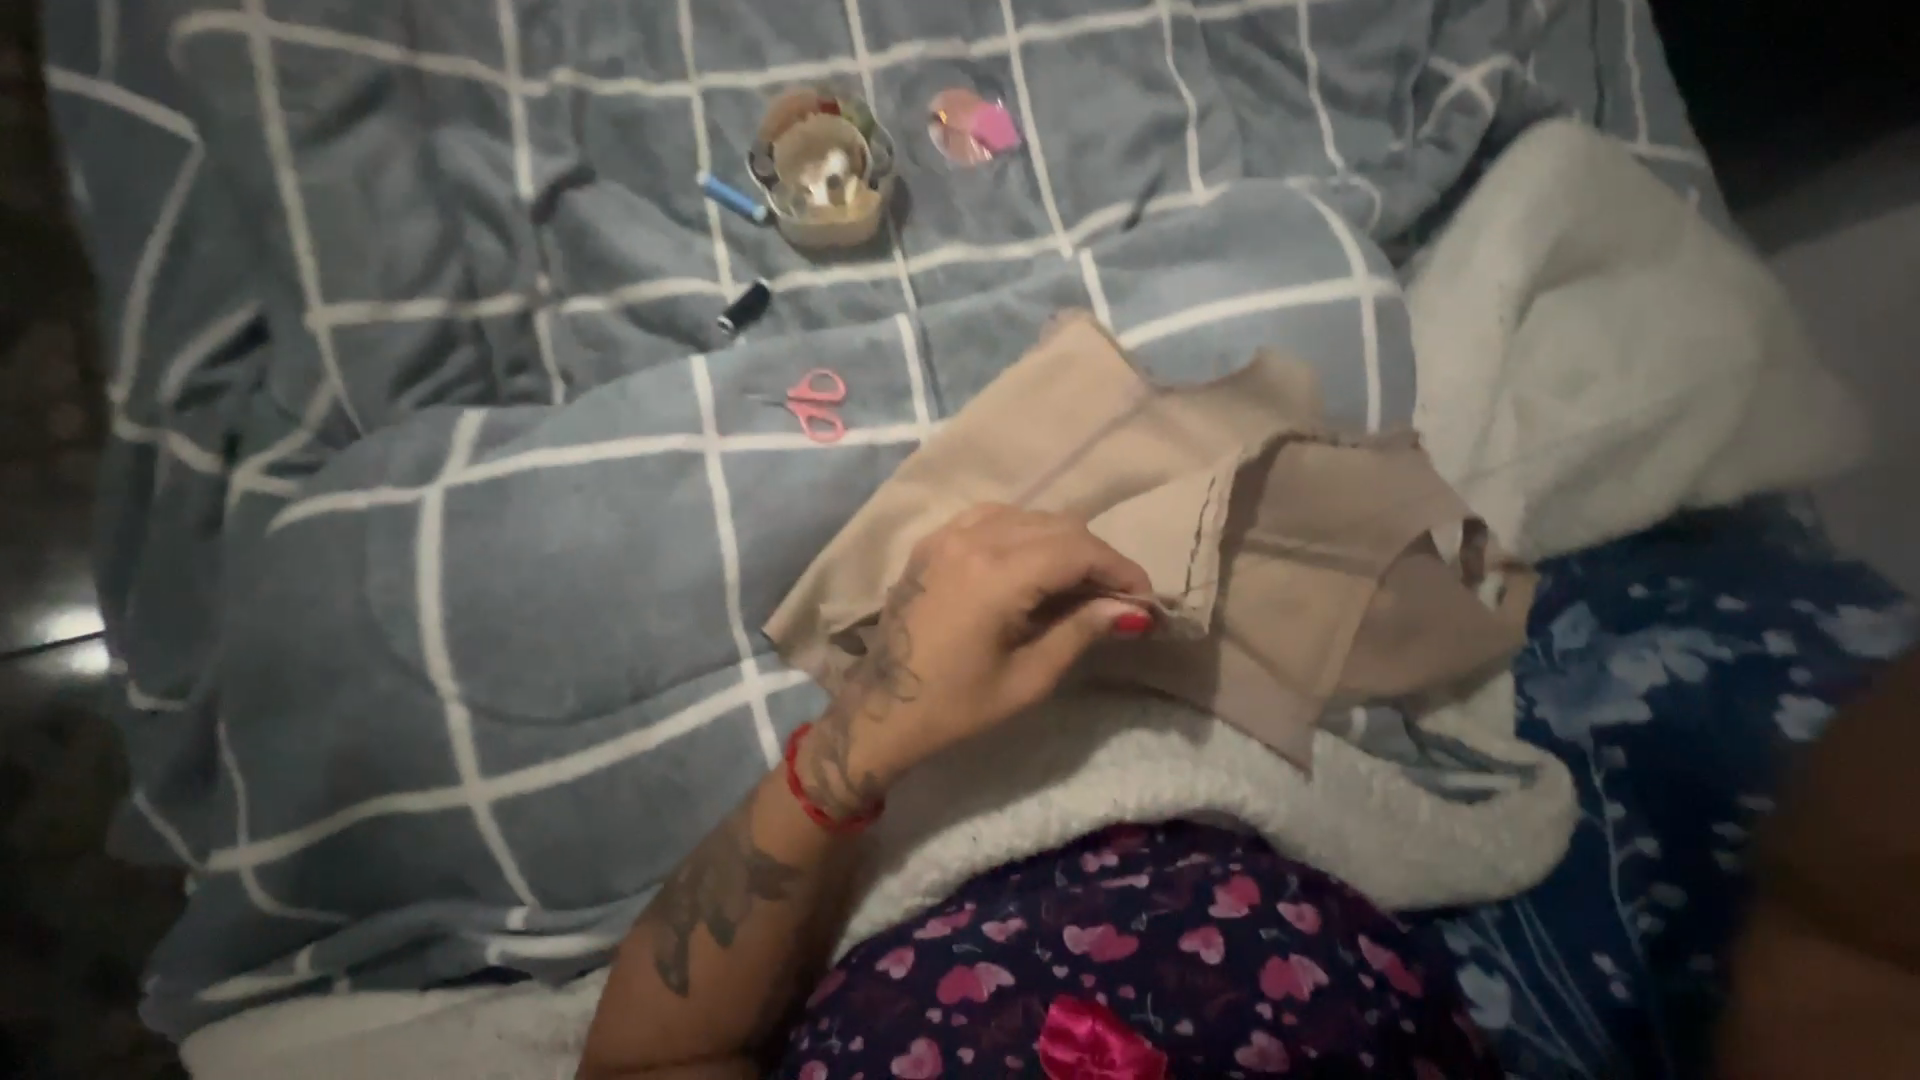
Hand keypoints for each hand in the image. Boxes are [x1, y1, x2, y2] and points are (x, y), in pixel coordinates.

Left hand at [793, 505, 1152, 821]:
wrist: (880, 710)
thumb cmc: (955, 706)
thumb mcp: (1027, 679)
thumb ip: (1079, 632)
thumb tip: (1129, 608)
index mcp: (995, 576)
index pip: (1078, 550)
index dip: (1120, 568)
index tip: (1144, 597)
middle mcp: (970, 539)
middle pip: (1057, 525)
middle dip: (1096, 556)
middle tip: (1116, 596)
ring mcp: (946, 535)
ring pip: (1026, 515)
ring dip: (1061, 542)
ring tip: (1078, 582)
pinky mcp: (931, 542)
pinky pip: (990, 517)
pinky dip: (1022, 532)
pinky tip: (1032, 563)